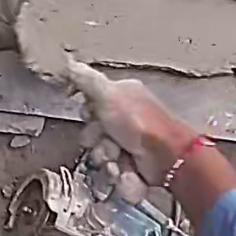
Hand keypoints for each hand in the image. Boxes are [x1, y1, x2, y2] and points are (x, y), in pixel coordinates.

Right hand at [59, 57, 235, 222]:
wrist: (166, 158)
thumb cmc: (141, 123)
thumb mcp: (109, 94)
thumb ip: (87, 80)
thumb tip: (69, 63)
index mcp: (122, 97)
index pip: (90, 106)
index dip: (88, 115)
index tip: (92, 116)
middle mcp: (125, 120)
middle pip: (91, 133)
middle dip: (96, 141)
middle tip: (108, 139)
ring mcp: (129, 143)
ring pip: (99, 154)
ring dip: (105, 157)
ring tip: (119, 156)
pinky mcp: (131, 165)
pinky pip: (111, 171)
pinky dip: (117, 172)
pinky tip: (125, 168)